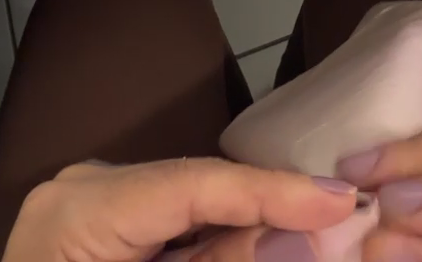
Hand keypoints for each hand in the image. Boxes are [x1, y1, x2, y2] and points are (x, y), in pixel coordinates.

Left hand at [3, 157, 359, 261]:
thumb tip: (294, 238)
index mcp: (82, 207)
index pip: (192, 183)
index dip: (270, 189)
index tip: (339, 197)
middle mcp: (86, 185)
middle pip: (196, 188)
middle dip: (267, 205)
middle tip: (338, 213)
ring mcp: (92, 199)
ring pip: (190, 202)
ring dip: (246, 221)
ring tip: (311, 221)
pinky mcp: (103, 219)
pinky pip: (173, 221)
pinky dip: (215, 235)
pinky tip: (258, 235)